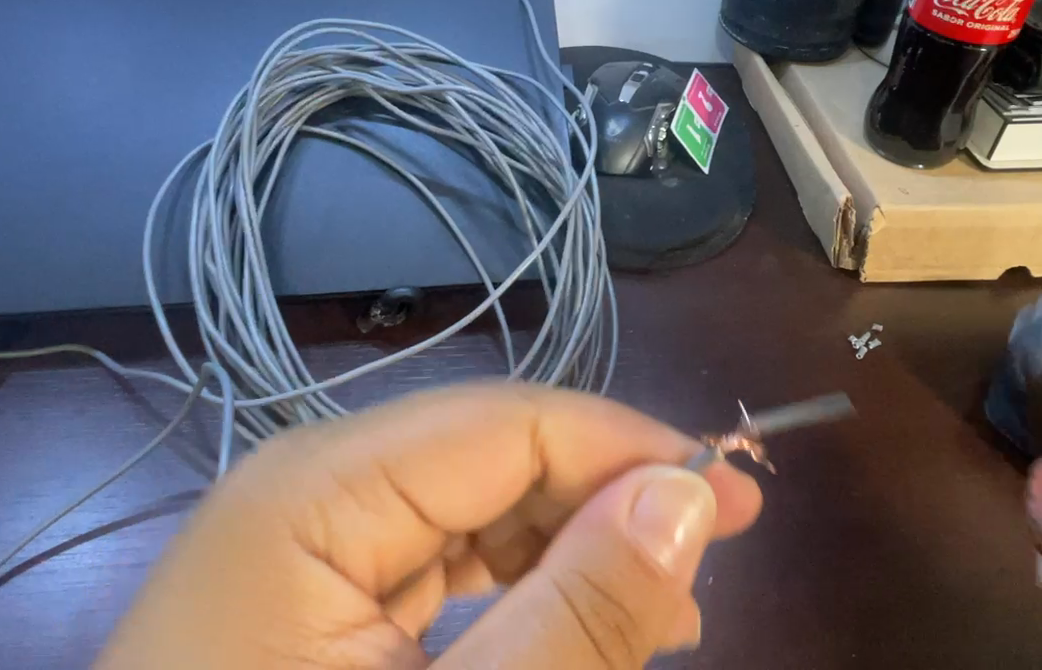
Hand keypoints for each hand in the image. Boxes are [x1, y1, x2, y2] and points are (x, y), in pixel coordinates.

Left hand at [97, 383, 762, 668]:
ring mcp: (304, 535)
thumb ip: (578, 613)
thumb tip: (688, 494)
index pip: (510, 421)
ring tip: (660, 607)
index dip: (630, 447)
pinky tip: (572, 620)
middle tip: (707, 562)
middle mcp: (308, 483)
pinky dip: (517, 585)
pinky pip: (439, 556)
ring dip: (570, 544)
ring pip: (473, 504)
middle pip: (492, 455)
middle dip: (604, 499)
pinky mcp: (312, 588)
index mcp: (317, 488)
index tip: (737, 497)